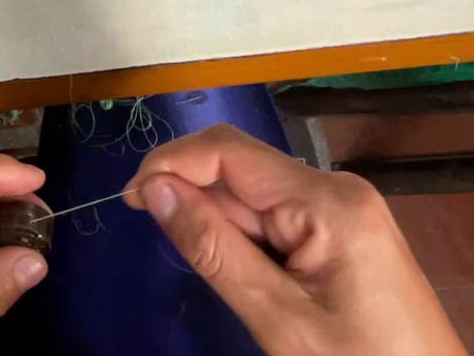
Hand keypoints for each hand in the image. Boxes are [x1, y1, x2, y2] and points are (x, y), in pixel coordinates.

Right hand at [124, 125, 462, 355]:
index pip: (228, 151)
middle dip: (196, 201)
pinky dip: (246, 241)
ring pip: (252, 197)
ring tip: (225, 282)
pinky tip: (246, 277)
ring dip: (221, 227)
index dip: (171, 163)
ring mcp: (342, 211)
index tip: (131, 200)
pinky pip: (274, 218)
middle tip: (170, 248)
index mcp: (327, 200)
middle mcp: (335, 189)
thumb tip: (151, 187)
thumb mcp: (280, 322)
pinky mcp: (341, 234)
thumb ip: (212, 248)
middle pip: (239, 172)